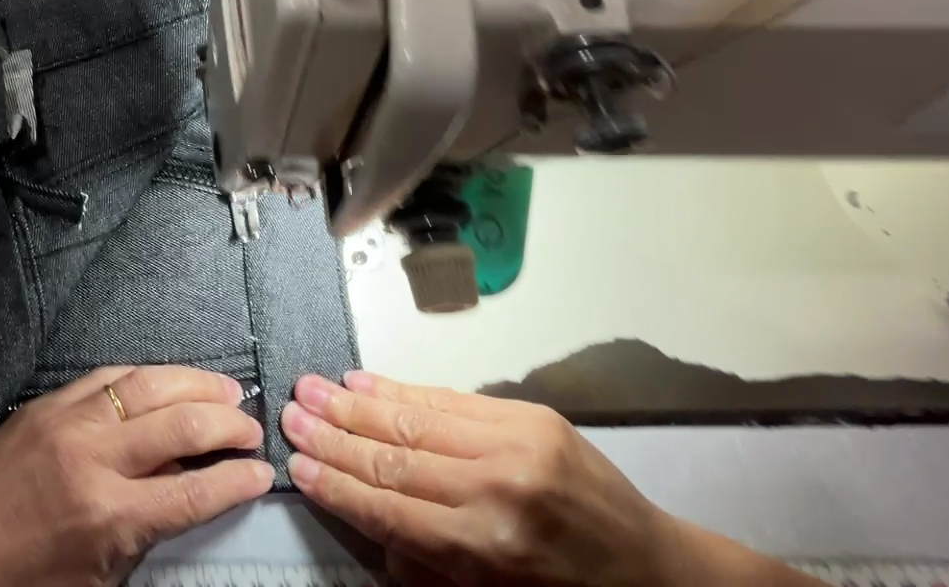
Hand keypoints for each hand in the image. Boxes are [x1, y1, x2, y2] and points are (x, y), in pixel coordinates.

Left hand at [0, 365, 273, 586]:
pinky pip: (106, 376)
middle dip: (227, 424)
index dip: (237, 479)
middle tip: (252, 427)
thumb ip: (149, 527)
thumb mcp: (99, 575)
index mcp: (107, 516)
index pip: (194, 490)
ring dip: (193, 384)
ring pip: (147, 385)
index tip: (262, 471)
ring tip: (226, 389)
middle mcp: (91, 459)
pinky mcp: (45, 403)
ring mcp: (66, 422)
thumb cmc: (20, 582)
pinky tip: (167, 377)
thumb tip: (190, 479)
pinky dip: (144, 375)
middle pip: (180, 426)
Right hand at [279, 371, 817, 586]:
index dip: (336, 484)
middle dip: (334, 436)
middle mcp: (495, 488)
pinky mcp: (527, 414)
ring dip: (354, 404)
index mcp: (487, 547)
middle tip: (289, 414)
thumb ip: (426, 561)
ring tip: (312, 389)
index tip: (296, 463)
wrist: (658, 569)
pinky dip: (398, 390)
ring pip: (412, 418)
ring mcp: (514, 443)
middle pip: (392, 456)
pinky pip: (447, 397)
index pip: (389, 508)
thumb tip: (362, 511)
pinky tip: (362, 380)